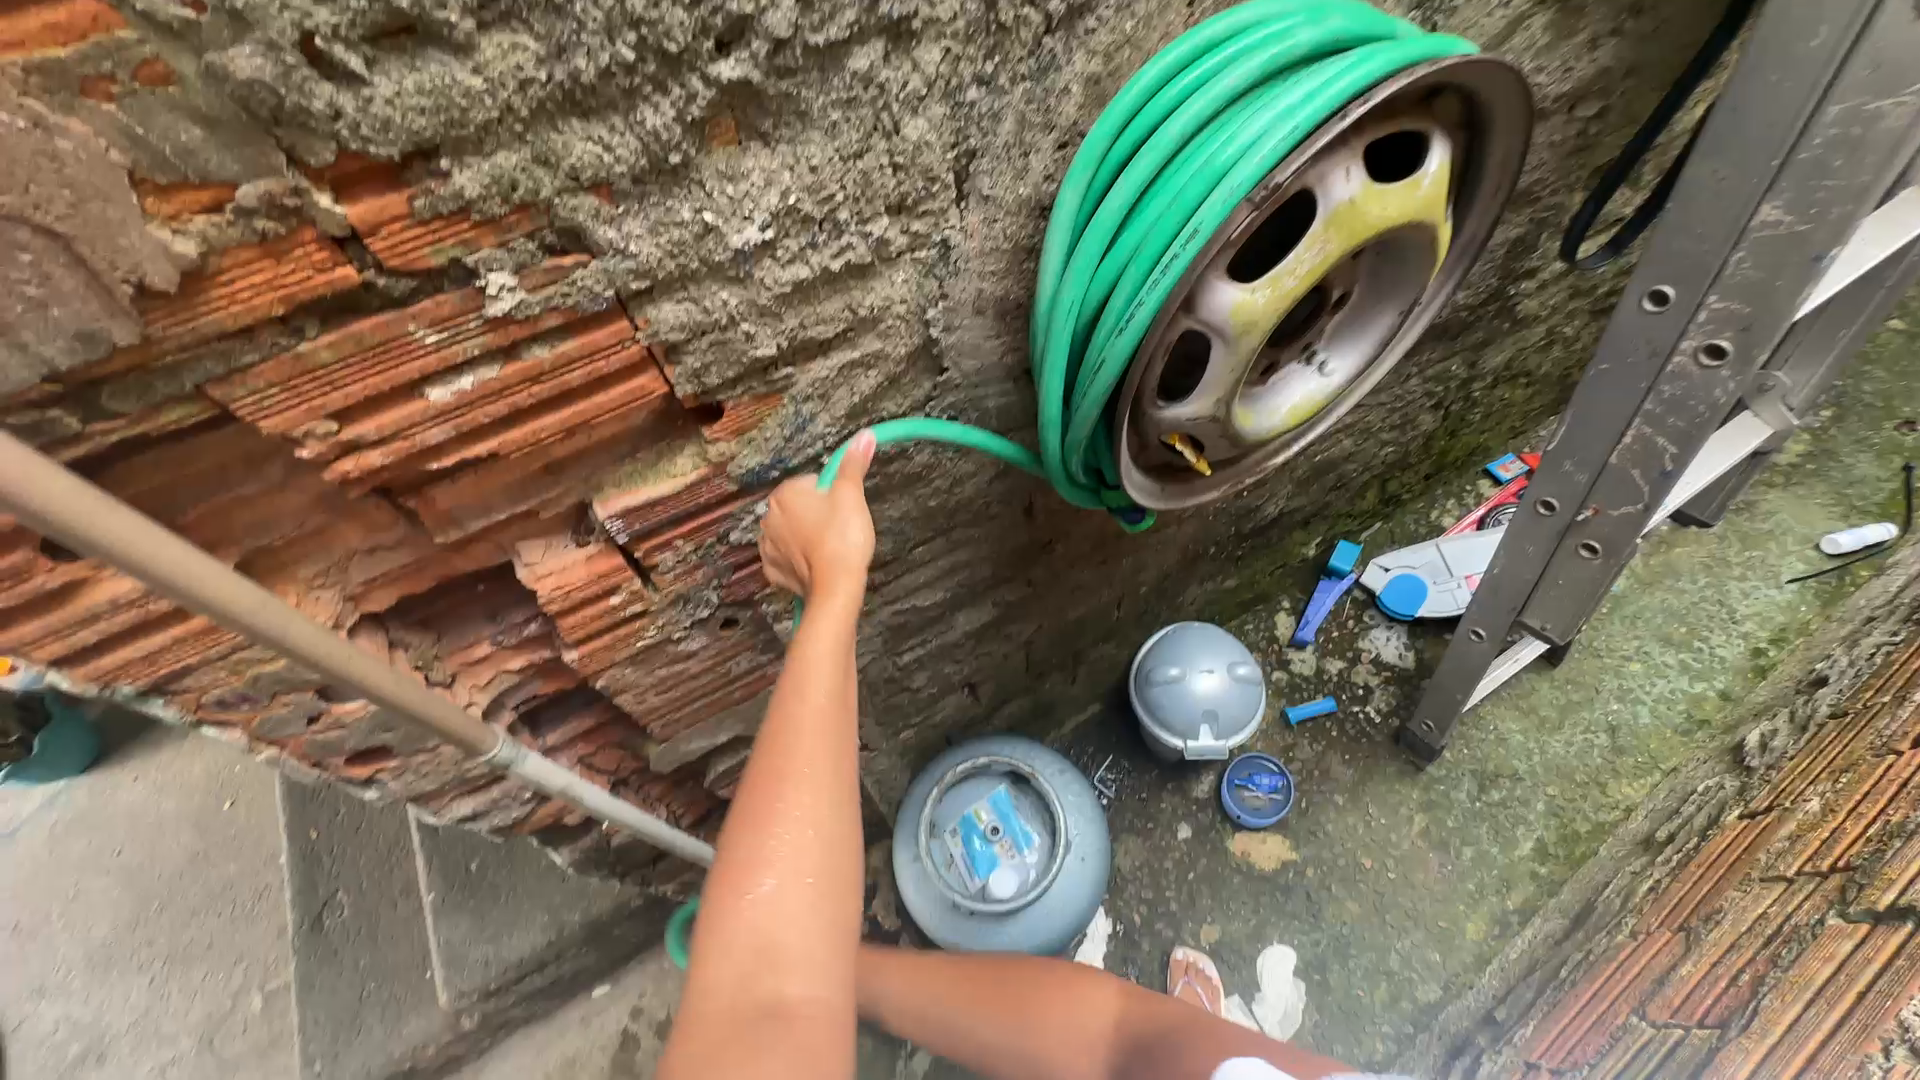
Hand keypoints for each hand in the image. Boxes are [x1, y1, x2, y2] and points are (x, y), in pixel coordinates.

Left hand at [759, 430, 877, 598]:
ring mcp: (768, 546)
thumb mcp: (851, 494)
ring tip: (831, 548)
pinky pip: (787, 558)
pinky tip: (818, 564)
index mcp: (785, 494)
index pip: (811, 482)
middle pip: (800, 507)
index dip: (832, 494)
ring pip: (792, 532)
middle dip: (818, 514)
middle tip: (841, 528)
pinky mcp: (774, 572)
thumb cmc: (843, 537)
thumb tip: (864, 435)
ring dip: (808, 537)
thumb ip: (854, 463)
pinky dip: (801, 560)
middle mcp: (768, 517)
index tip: (844, 509)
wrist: (835, 586)